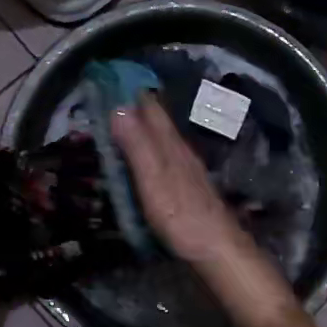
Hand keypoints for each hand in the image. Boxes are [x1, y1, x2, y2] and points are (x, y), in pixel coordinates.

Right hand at [110, 95, 252, 266]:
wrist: (215, 248)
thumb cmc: (181, 215)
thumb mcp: (152, 179)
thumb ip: (137, 145)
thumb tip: (118, 107)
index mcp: (170, 146)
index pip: (151, 109)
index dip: (132, 92)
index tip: (111, 78)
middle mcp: (181, 151)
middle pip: (158, 121)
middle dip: (137, 106)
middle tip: (112, 95)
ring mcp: (186, 169)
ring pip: (163, 138)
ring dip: (144, 127)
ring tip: (124, 120)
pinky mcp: (188, 187)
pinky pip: (165, 157)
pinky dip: (151, 148)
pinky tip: (147, 156)